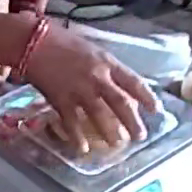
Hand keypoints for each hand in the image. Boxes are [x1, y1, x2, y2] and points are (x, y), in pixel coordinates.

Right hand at [23, 25, 154, 154]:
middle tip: (140, 137)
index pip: (133, 82)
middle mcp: (97, 77)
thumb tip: (116, 86)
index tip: (156, 110)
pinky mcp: (60, 99)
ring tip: (117, 144)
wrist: (35, 43)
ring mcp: (79, 90)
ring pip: (99, 114)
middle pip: (120, 102)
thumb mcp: (91, 50)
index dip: (146, 97)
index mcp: (107, 62)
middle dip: (132, 121)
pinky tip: (82, 149)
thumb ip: (104, 68)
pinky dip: (76, 137)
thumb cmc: (62, 42)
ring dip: (109, 132)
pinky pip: (71, 122)